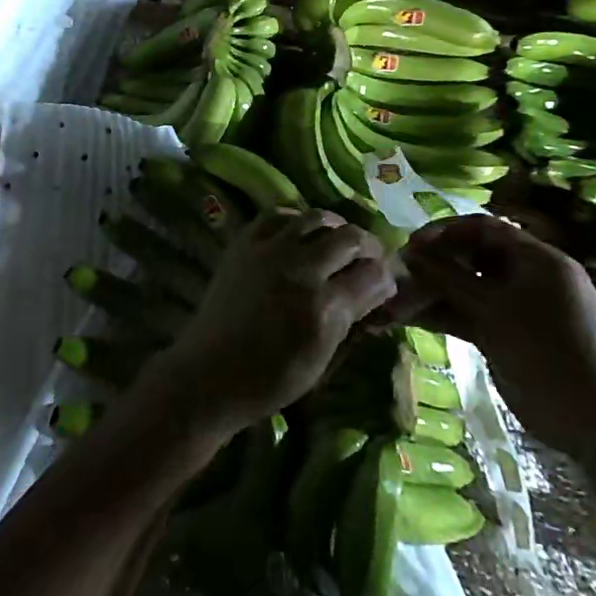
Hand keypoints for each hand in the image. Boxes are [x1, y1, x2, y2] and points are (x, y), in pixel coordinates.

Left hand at [155, 209, 395, 435]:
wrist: (210, 373)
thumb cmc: (270, 379)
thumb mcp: (322, 359)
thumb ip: (352, 318)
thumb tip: (377, 290)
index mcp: (324, 307)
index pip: (373, 274)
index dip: (386, 277)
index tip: (384, 283)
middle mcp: (301, 270)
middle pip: (351, 238)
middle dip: (368, 248)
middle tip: (367, 261)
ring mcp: (269, 251)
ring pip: (317, 218)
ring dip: (336, 228)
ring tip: (337, 243)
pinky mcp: (244, 244)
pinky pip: (278, 215)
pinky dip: (297, 221)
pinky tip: (301, 235)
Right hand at [387, 216, 595, 438]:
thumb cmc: (552, 351)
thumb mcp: (498, 311)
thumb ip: (453, 279)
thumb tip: (412, 252)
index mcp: (536, 258)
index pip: (484, 228)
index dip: (445, 232)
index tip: (410, 244)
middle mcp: (524, 277)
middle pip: (470, 258)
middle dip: (432, 264)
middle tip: (395, 275)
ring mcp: (512, 309)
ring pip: (464, 290)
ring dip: (430, 293)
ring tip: (390, 302)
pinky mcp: (502, 336)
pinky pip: (466, 316)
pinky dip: (440, 316)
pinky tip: (406, 319)